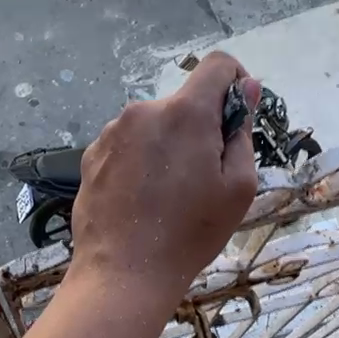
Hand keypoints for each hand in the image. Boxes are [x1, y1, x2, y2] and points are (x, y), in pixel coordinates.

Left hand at [69, 52, 260, 302]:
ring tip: (168, 196)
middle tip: (203, 178)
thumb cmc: (190, 234)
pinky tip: (140, 201)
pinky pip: (127, 145)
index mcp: (185, 113)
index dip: (235, 82)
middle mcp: (143, 111)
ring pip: (154, 126)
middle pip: (183, 103)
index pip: (217, 65)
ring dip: (167, 146)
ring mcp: (111, 132)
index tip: (237, 117)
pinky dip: (140, 161)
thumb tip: (247, 90)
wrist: (124, 272)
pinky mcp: (91, 155)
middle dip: (199, 128)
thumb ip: (242, 131)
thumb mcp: (239, 187)